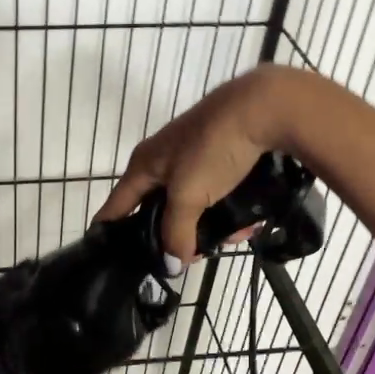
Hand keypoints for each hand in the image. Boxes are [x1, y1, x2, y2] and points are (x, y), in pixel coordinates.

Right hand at [93, 65, 302, 264]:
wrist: (264, 107)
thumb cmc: (213, 149)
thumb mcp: (188, 196)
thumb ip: (176, 233)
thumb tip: (172, 266)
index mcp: (144, 165)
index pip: (115, 206)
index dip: (109, 233)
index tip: (110, 260)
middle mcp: (163, 161)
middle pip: (158, 211)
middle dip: (176, 236)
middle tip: (191, 257)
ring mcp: (193, 157)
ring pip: (193, 206)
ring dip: (211, 226)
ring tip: (234, 238)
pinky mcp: (221, 156)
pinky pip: (217, 194)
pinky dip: (229, 210)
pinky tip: (249, 223)